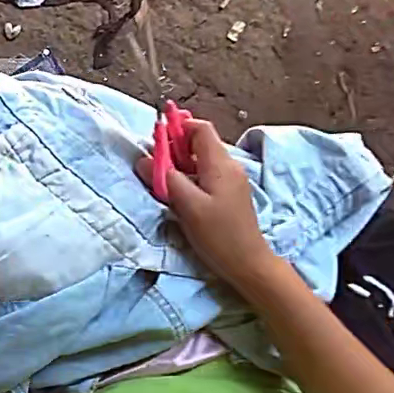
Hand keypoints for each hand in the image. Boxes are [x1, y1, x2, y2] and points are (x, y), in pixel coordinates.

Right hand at [137, 119, 281, 294]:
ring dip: (180, 166)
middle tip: (154, 165)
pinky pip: (207, 177)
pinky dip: (190, 179)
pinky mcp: (229, 196)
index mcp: (220, 164)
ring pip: (201, 162)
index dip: (177, 128)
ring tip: (162, 181)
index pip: (200, 129)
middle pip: (200, 144)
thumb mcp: (188, 207)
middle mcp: (229, 166)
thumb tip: (145, 160)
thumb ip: (167, 180)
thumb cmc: (219, 235)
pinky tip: (179, 195)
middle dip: (175, 149)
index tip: (156, 140)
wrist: (248, 264)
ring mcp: (231, 181)